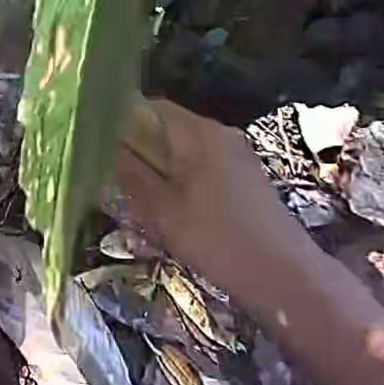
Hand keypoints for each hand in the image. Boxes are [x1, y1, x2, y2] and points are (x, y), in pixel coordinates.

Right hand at [111, 99, 301, 265]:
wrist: (286, 278)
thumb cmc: (217, 238)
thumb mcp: (161, 209)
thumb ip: (131, 173)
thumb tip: (106, 148)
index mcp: (199, 132)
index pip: (150, 107)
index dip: (119, 120)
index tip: (96, 143)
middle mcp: (219, 134)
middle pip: (166, 128)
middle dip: (136, 147)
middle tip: (111, 174)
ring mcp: (235, 155)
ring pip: (181, 149)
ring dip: (156, 166)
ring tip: (135, 194)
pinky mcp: (244, 178)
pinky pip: (200, 166)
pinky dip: (178, 178)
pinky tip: (169, 207)